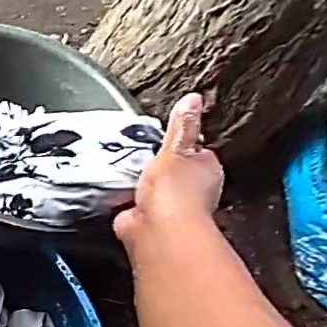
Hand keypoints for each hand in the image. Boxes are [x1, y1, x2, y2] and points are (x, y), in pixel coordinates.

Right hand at [113, 92, 223, 255]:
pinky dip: (126, 203)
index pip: (197, 152)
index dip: (182, 145)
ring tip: (128, 174)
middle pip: (175, 173)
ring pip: (154, 190)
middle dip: (160, 167)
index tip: (168, 139)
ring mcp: (168, 209)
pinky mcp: (145, 222)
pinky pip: (134, 207)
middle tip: (143, 156)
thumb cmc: (175, 191)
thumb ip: (182, 125)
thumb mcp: (177, 147)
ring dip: (142, 186)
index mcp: (206, 171)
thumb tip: (193, 99)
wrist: (155, 227)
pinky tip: (120, 196)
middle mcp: (191, 192)